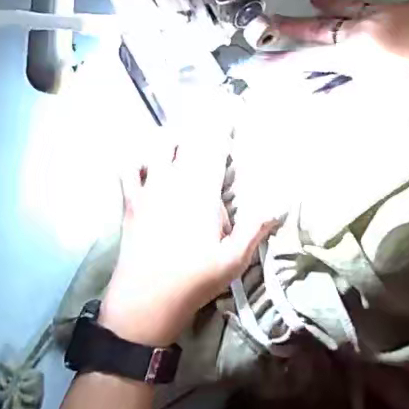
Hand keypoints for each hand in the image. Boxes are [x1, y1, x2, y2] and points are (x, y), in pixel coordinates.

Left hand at [100, 125, 276, 345]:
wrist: (144, 303)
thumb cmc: (194, 280)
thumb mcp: (234, 260)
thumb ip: (255, 228)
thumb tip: (280, 204)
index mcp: (201, 192)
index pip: (214, 147)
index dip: (223, 124)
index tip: (232, 105)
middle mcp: (173, 182)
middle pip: (186, 140)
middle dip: (200, 124)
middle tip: (212, 113)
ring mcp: (148, 190)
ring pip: (156, 148)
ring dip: (171, 137)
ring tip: (183, 136)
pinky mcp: (130, 203)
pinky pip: (128, 170)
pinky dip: (138, 159)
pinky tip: (147, 162)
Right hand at [257, 0, 408, 126]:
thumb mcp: (379, 105)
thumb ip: (344, 97)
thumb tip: (317, 93)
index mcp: (356, 52)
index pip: (308, 58)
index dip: (281, 61)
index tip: (255, 60)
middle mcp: (367, 24)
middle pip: (323, 24)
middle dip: (294, 24)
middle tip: (268, 19)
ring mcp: (393, 9)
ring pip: (352, 4)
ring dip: (330, 2)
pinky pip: (387, 7)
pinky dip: (374, 14)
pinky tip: (379, 20)